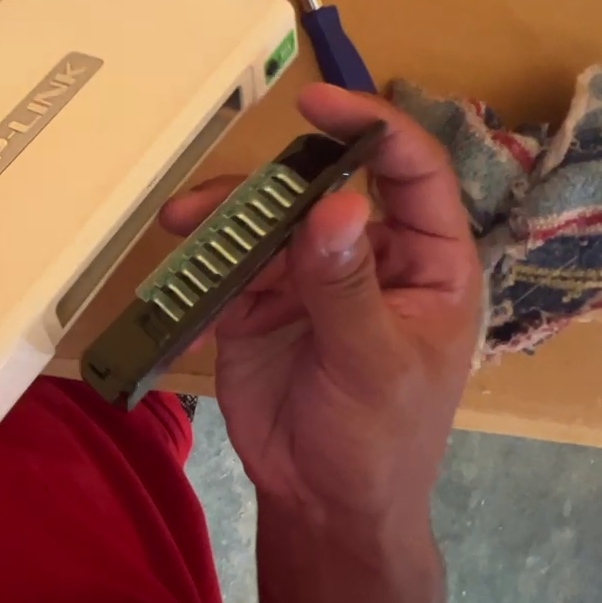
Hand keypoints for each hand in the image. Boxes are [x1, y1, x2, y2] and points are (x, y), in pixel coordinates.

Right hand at [161, 86, 484, 534]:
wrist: (318, 498)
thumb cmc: (378, 437)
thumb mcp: (372, 363)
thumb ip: (346, 284)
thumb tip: (332, 203)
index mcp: (423, 261)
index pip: (409, 174)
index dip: (369, 129)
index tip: (314, 103)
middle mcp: (362, 256)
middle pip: (311, 194)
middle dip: (258, 193)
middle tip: (206, 203)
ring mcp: (304, 278)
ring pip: (258, 226)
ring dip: (216, 227)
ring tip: (178, 230)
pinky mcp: (255, 303)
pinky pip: (223, 269)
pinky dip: (199, 276)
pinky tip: (184, 299)